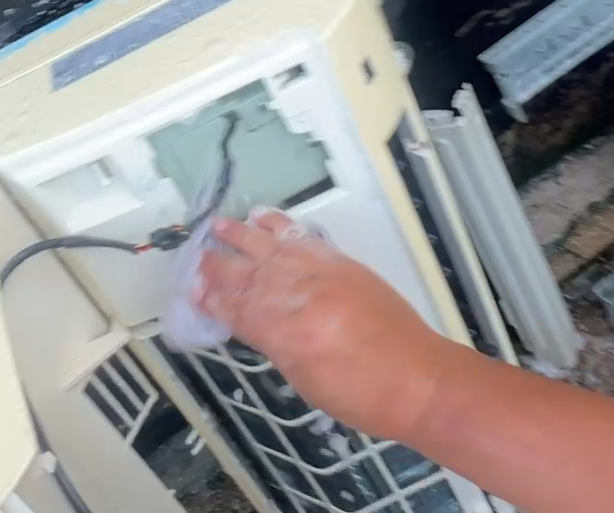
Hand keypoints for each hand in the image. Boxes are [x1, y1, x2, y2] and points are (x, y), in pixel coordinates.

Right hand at [193, 210, 454, 437]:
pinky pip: (304, 238)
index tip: (193, 291)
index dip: (215, 302)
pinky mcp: (341, 263)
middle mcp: (303, 298)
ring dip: (242, 236)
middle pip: (252, 277)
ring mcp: (323, 275)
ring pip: (273, 249)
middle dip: (220, 267)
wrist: (419, 379)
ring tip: (218, 225)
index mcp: (291, 336)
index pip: (242, 312)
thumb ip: (277, 345)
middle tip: (196, 258)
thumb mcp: (308, 382)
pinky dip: (282, 226)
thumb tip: (254, 322)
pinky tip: (263, 218)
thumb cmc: (362, 396)